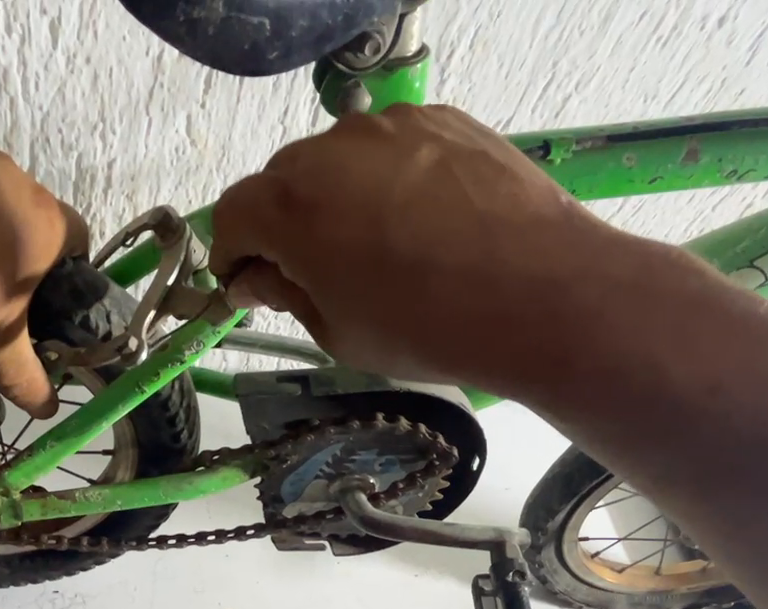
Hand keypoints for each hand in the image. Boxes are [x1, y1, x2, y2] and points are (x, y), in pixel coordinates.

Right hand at [209, 105, 617, 389]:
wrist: (537, 293)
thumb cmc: (421, 327)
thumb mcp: (336, 332)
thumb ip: (283, 294)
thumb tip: (251, 277)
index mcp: (289, 206)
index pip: (230, 216)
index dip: (231, 254)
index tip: (248, 285)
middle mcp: (329, 149)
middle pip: (280, 182)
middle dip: (282, 227)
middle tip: (314, 274)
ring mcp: (389, 125)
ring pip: (336, 160)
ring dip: (335, 199)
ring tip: (377, 247)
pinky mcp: (441, 118)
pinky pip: (389, 148)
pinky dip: (385, 180)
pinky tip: (419, 221)